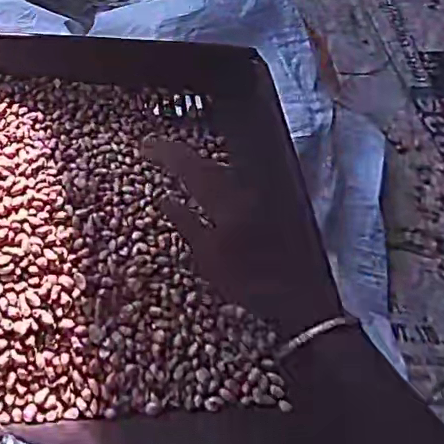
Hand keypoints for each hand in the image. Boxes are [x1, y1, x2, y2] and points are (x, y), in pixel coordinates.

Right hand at [142, 137, 342, 337]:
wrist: (297, 296)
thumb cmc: (248, 281)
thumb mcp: (208, 257)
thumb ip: (185, 223)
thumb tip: (164, 199)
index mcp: (222, 198)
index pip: (188, 166)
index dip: (165, 153)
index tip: (145, 147)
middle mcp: (239, 189)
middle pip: (204, 162)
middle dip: (179, 154)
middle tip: (158, 151)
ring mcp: (254, 195)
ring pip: (219, 168)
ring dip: (197, 163)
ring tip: (178, 163)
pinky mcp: (265, 203)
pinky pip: (231, 179)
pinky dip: (213, 175)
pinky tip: (207, 182)